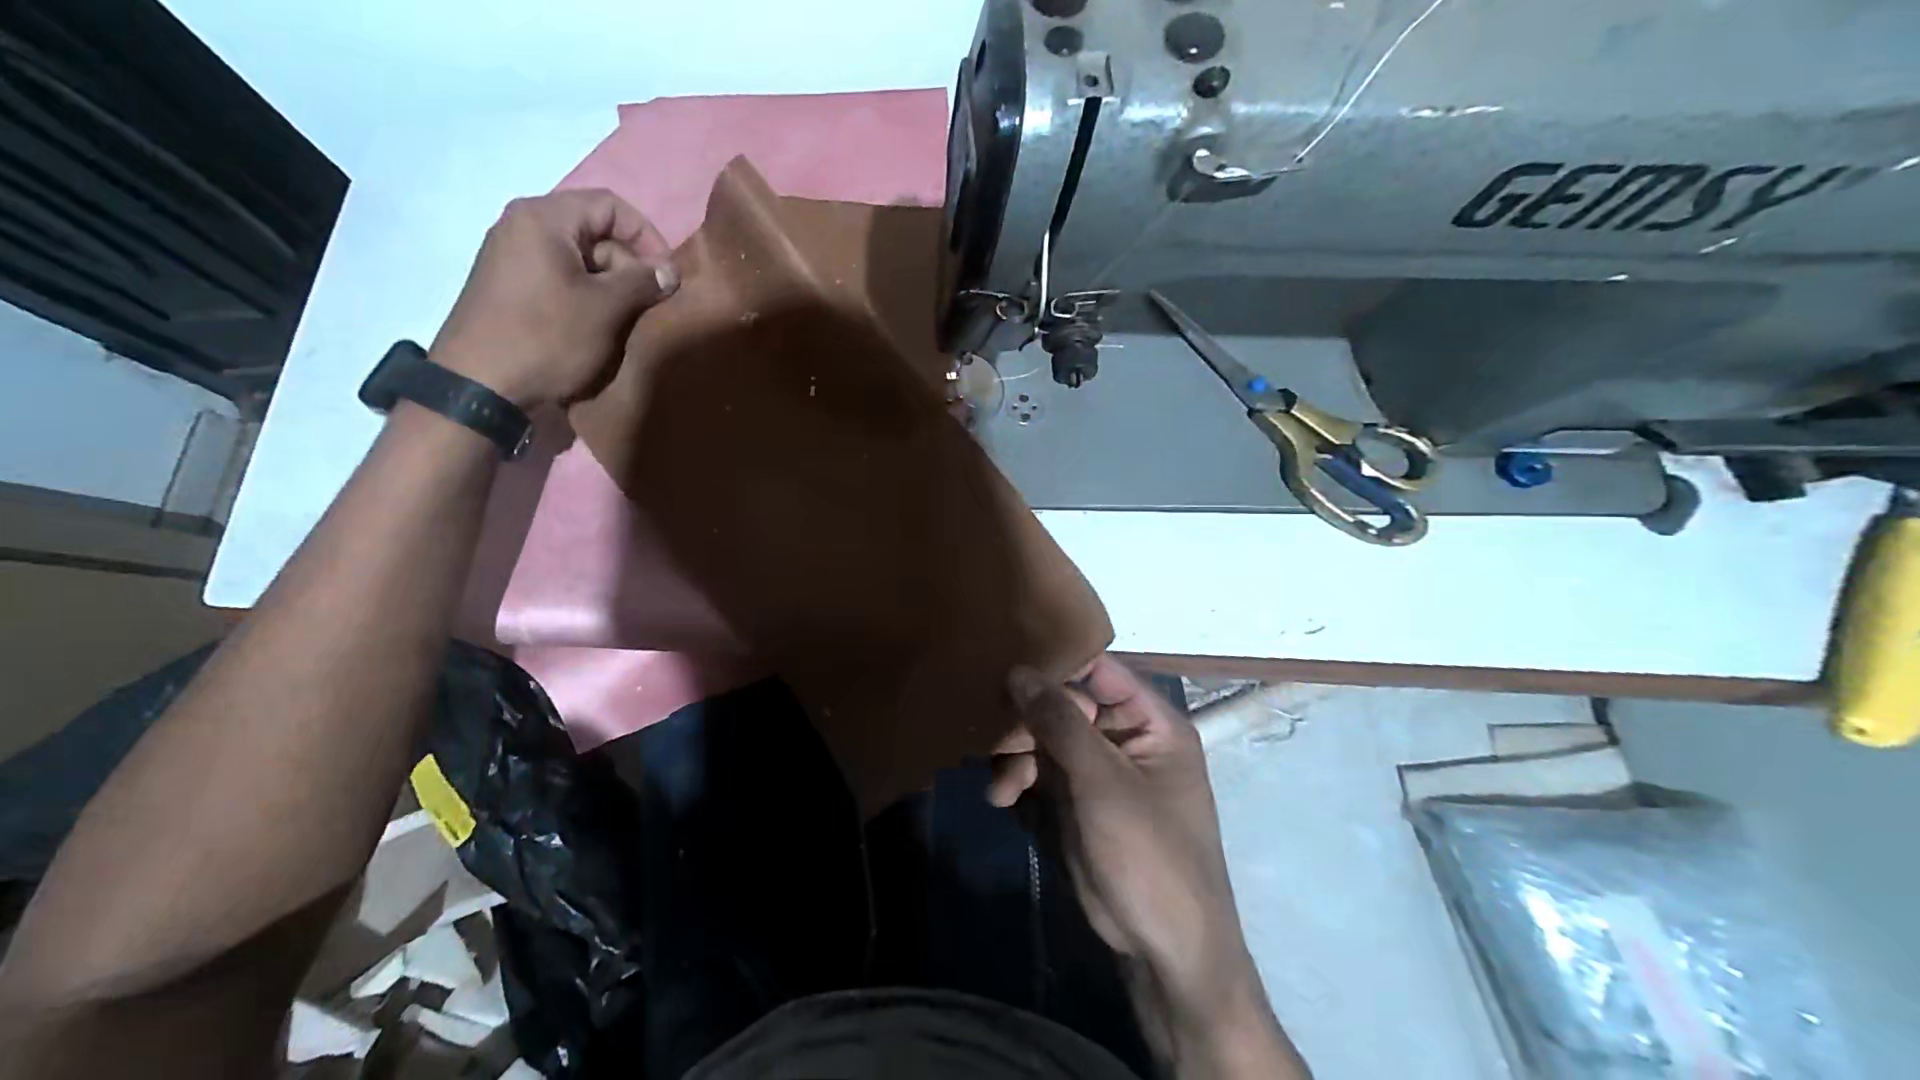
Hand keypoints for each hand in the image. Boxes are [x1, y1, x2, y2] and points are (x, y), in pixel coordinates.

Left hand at [430, 189, 677, 408]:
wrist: (479, 387)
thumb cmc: (547, 338)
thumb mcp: (605, 309)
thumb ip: (643, 282)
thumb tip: (670, 271)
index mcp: (543, 218)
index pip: (610, 205)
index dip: (648, 236)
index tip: (667, 275)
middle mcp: (522, 227)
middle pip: (595, 232)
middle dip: (630, 266)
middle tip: (649, 306)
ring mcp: (512, 258)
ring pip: (580, 259)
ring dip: (612, 287)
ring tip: (626, 321)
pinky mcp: (510, 287)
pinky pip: (560, 279)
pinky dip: (587, 297)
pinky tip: (597, 328)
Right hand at [996, 658, 1308, 1079]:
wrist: (1163, 948)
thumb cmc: (1149, 854)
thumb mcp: (1104, 783)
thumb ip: (1061, 722)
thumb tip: (1020, 670)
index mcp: (1151, 722)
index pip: (1100, 671)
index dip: (1056, 664)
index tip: (1006, 662)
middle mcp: (1124, 738)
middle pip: (1064, 705)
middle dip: (1027, 723)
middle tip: (996, 744)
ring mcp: (1098, 770)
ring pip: (1044, 739)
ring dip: (1016, 757)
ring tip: (1003, 787)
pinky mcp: (1076, 800)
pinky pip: (1039, 772)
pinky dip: (1018, 781)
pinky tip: (1002, 800)